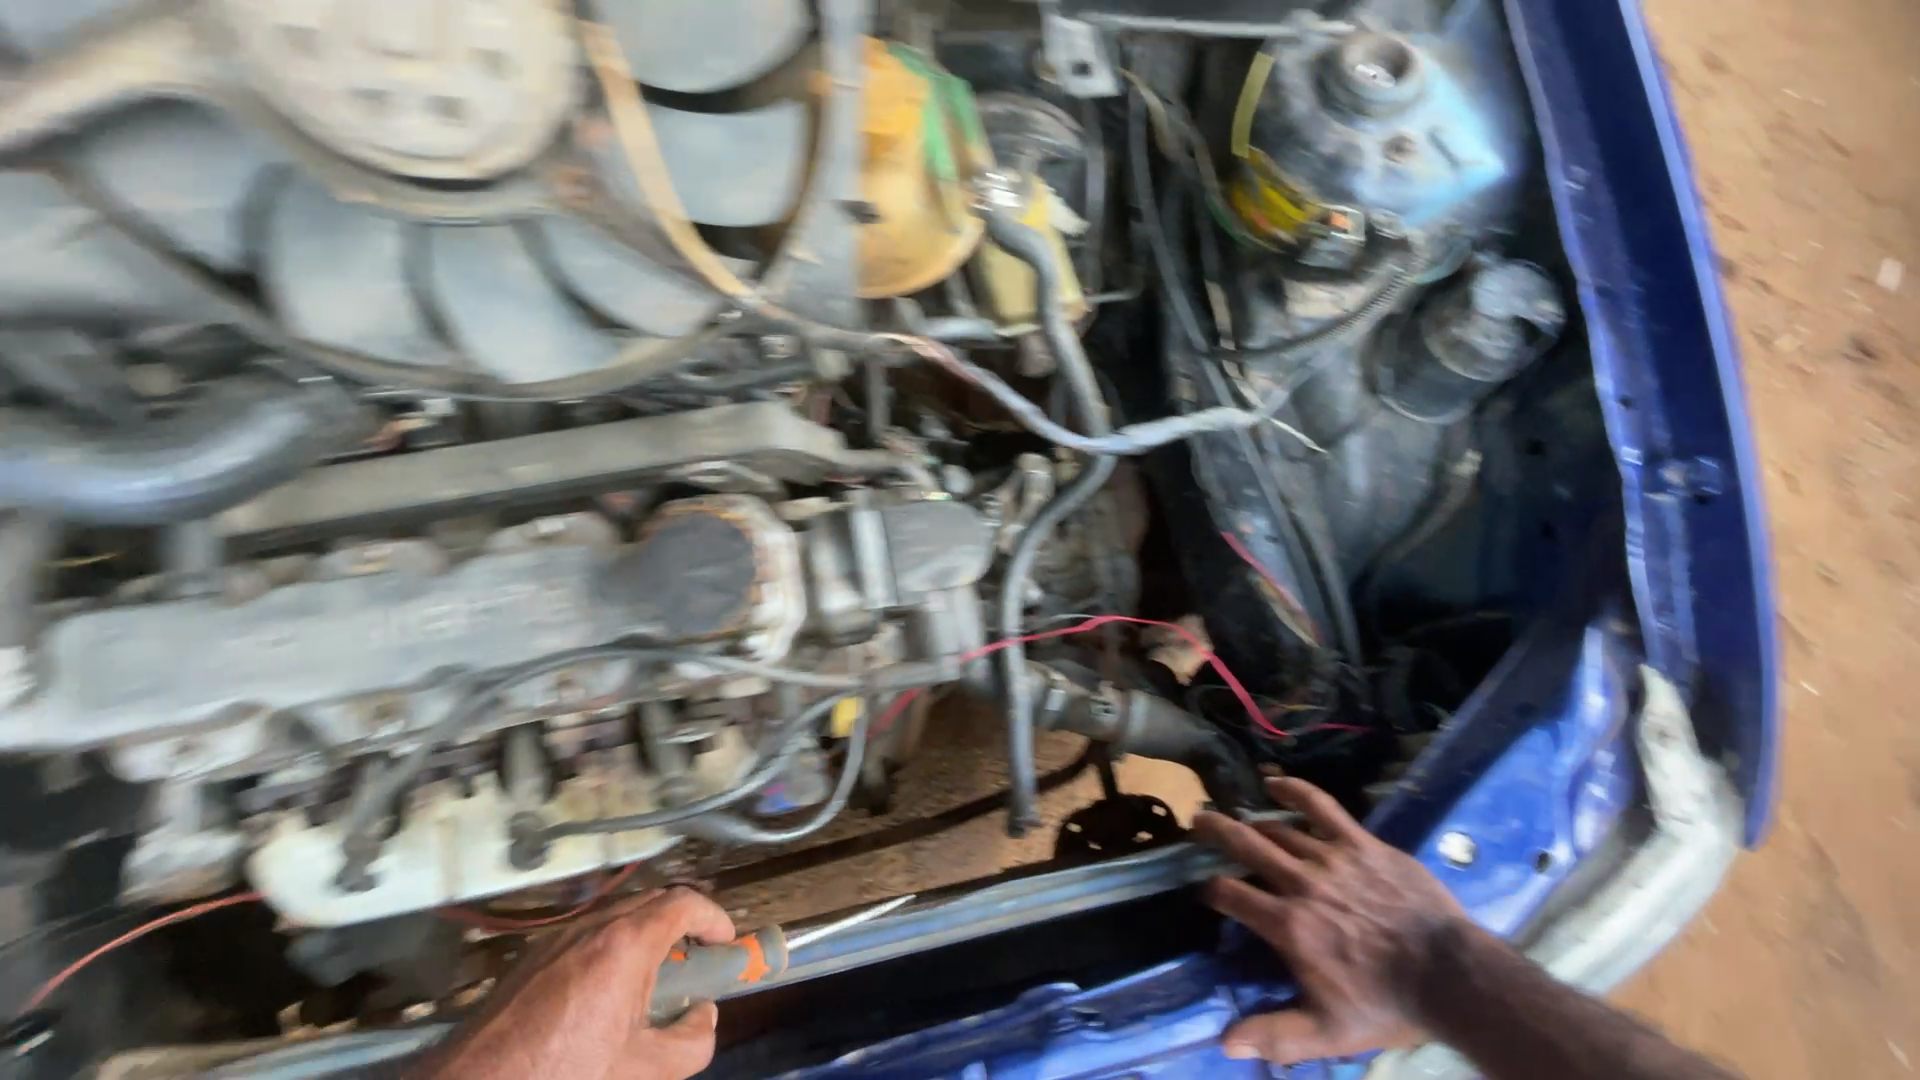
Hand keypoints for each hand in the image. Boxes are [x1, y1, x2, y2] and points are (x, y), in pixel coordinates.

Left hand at [415, 887, 736, 1079]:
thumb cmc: (564, 1075)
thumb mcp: (642, 1072)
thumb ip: (691, 1043)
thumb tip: (704, 1017)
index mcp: (625, 944)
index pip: (685, 903)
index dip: (714, 918)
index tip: (727, 944)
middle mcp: (592, 927)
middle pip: (652, 903)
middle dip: (682, 925)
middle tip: (695, 963)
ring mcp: (556, 939)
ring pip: (616, 918)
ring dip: (645, 937)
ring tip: (650, 983)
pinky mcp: (528, 959)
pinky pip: (585, 937)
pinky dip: (610, 950)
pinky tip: (601, 999)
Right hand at [1193, 777, 1467, 1063]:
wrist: (1453, 978)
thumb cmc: (1388, 1005)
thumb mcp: (1328, 1032)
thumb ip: (1276, 1035)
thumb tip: (1224, 1043)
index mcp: (1288, 925)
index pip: (1231, 894)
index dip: (1211, 889)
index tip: (1203, 889)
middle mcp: (1300, 884)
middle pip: (1245, 845)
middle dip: (1214, 831)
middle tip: (1195, 820)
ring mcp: (1330, 858)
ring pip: (1278, 829)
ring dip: (1249, 821)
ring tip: (1230, 814)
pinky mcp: (1360, 844)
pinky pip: (1321, 807)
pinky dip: (1294, 791)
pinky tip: (1274, 782)